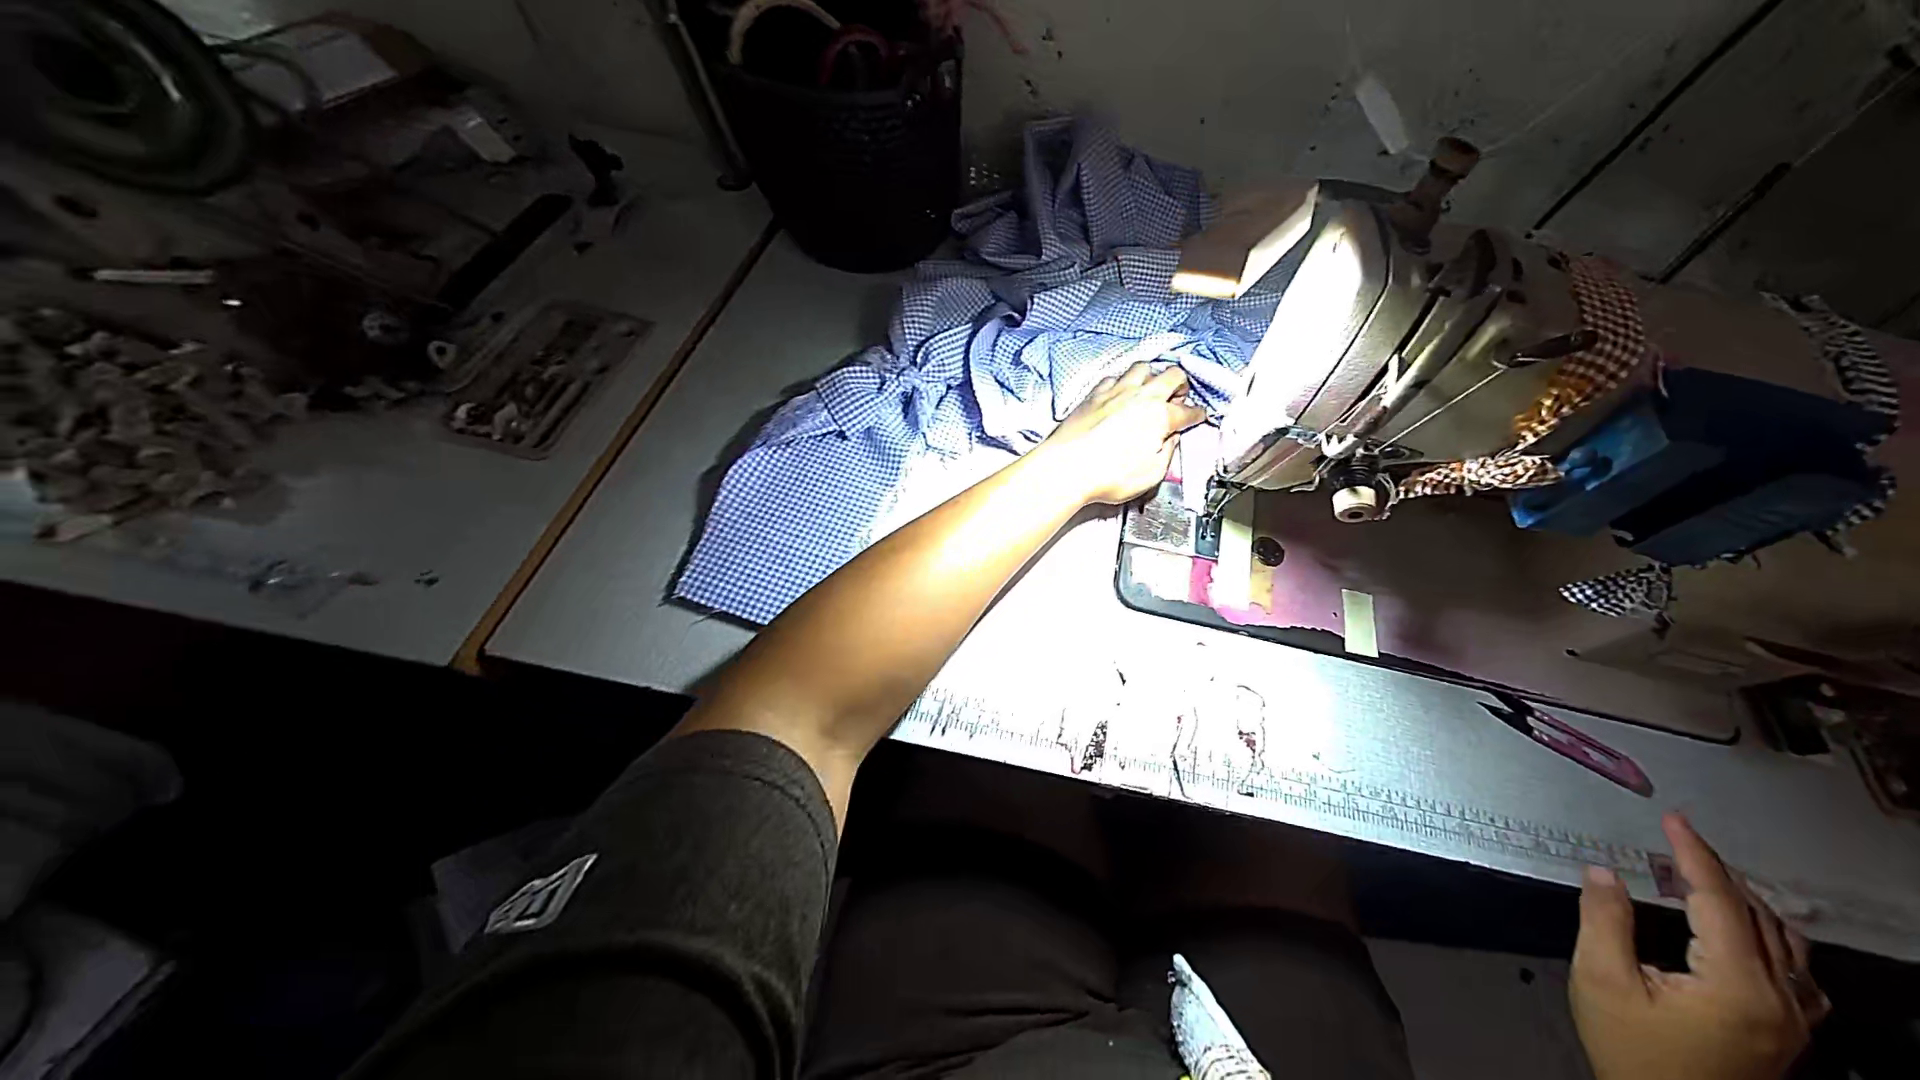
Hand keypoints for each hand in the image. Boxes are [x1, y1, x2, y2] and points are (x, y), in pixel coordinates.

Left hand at [1033, 362, 1208, 505]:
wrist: (1066, 469)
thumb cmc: (1106, 475)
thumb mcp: (1151, 474)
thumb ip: (1167, 453)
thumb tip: (1170, 441)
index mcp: (1160, 416)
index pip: (1189, 411)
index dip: (1197, 415)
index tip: (1197, 417)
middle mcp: (1140, 397)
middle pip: (1172, 375)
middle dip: (1181, 385)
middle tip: (1178, 397)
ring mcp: (1115, 392)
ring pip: (1142, 367)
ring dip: (1152, 376)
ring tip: (1151, 389)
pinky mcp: (1094, 395)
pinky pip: (1113, 377)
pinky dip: (1122, 382)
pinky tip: (1120, 392)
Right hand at [1571, 812, 1829, 1079]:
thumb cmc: (1631, 1048)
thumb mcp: (1601, 979)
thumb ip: (1604, 920)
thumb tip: (1604, 871)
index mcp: (1737, 984)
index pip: (1719, 901)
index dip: (1694, 855)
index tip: (1674, 820)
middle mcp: (1781, 1000)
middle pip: (1758, 918)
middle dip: (1717, 873)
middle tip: (1676, 842)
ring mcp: (1793, 1021)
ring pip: (1784, 944)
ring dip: (1744, 902)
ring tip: (1702, 876)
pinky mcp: (1788, 1033)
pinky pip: (1795, 972)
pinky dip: (1767, 936)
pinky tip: (1745, 932)